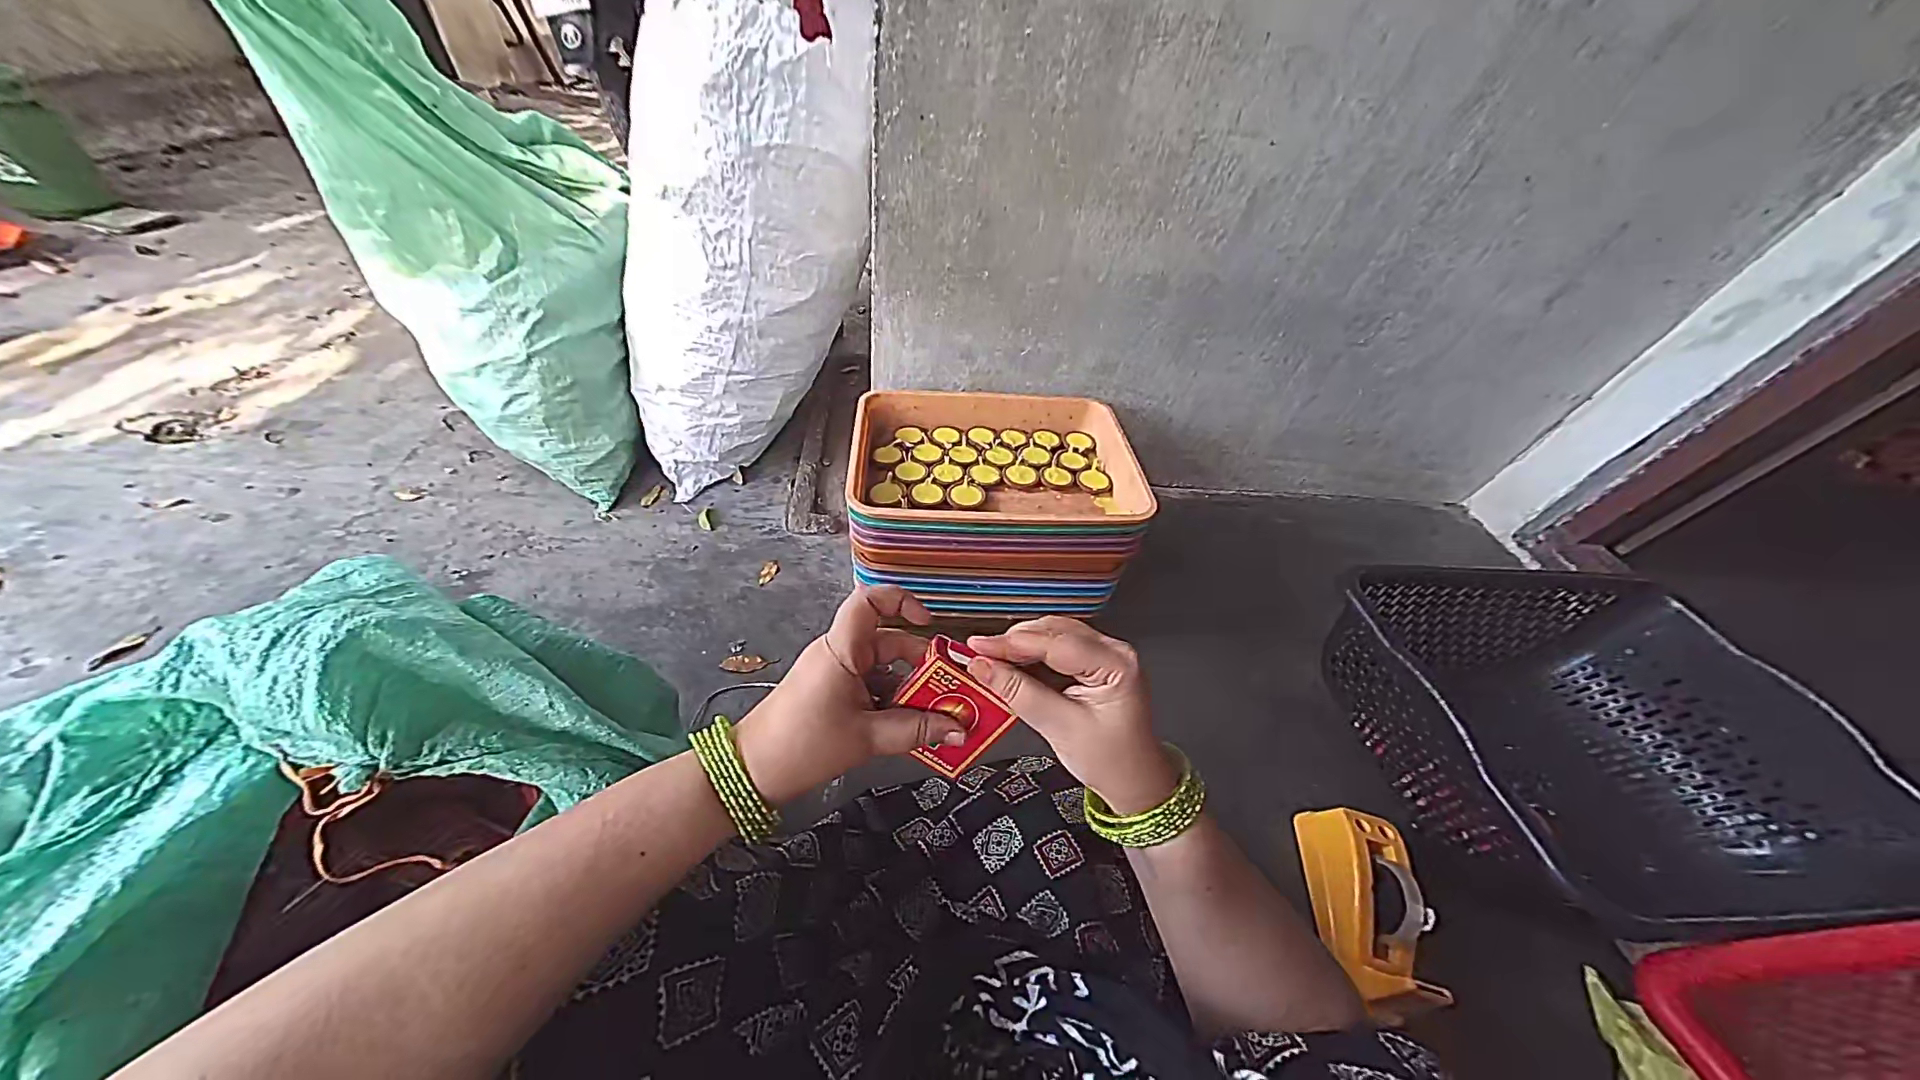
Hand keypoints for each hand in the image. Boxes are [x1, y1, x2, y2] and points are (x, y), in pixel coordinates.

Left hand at [731, 586, 966, 803]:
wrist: (753, 770)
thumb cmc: (799, 746)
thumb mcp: (867, 739)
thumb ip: (916, 731)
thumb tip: (956, 728)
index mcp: (841, 650)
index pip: (869, 601)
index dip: (901, 601)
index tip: (926, 623)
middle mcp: (839, 653)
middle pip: (890, 641)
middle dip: (921, 665)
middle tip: (946, 691)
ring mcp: (836, 671)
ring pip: (884, 667)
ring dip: (909, 689)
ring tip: (931, 715)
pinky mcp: (834, 689)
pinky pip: (872, 684)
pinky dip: (893, 700)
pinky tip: (908, 725)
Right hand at [965, 617, 1177, 814]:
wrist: (1134, 781)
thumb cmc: (1112, 761)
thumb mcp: (1060, 727)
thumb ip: (1019, 693)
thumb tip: (984, 668)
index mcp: (1116, 664)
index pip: (1054, 642)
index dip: (1010, 643)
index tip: (978, 646)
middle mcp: (1113, 651)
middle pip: (1052, 631)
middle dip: (1012, 642)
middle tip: (978, 654)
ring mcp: (1103, 655)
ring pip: (1051, 635)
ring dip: (1019, 646)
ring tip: (989, 660)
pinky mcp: (1091, 663)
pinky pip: (1055, 648)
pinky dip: (1030, 656)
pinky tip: (1010, 666)